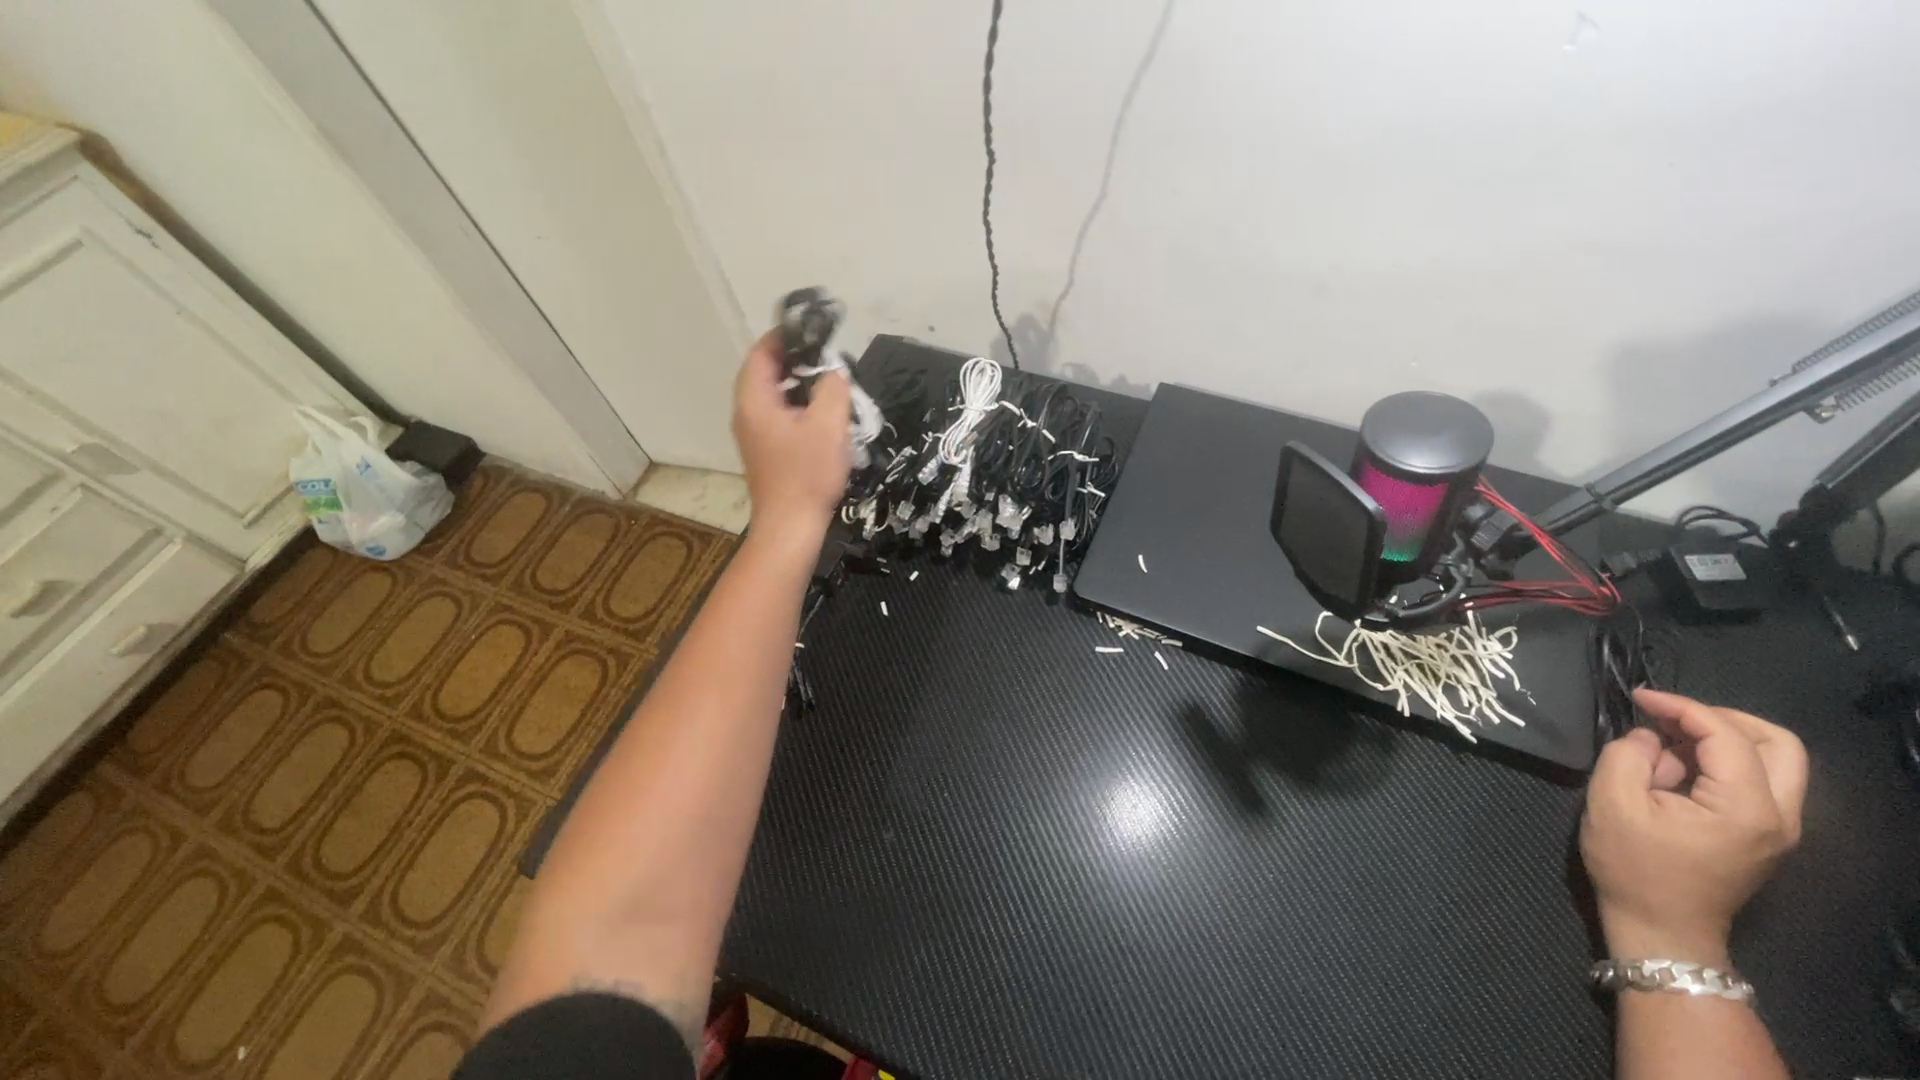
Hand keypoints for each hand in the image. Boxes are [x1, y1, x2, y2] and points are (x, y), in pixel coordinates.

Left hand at [732, 329, 851, 535]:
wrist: (791, 527)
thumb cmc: (808, 474)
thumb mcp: (828, 424)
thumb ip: (832, 388)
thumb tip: (833, 373)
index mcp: (754, 401)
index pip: (761, 353)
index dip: (784, 336)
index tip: (812, 329)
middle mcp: (747, 414)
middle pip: (765, 373)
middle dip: (795, 360)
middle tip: (827, 356)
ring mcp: (754, 436)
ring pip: (774, 397)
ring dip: (799, 386)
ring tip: (830, 383)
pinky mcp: (766, 452)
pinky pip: (779, 417)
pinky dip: (798, 408)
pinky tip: (824, 416)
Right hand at [1580, 688, 1807, 965]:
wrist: (1660, 929)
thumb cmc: (1633, 868)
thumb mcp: (1611, 803)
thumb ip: (1629, 756)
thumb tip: (1648, 738)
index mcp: (1745, 808)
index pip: (1727, 736)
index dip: (1682, 707)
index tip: (1639, 698)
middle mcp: (1778, 815)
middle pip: (1777, 743)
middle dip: (1722, 718)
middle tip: (1672, 714)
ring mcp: (1776, 828)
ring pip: (1773, 761)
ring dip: (1722, 739)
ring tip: (1666, 744)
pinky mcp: (1762, 834)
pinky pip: (1756, 781)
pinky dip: (1720, 762)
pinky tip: (1675, 769)